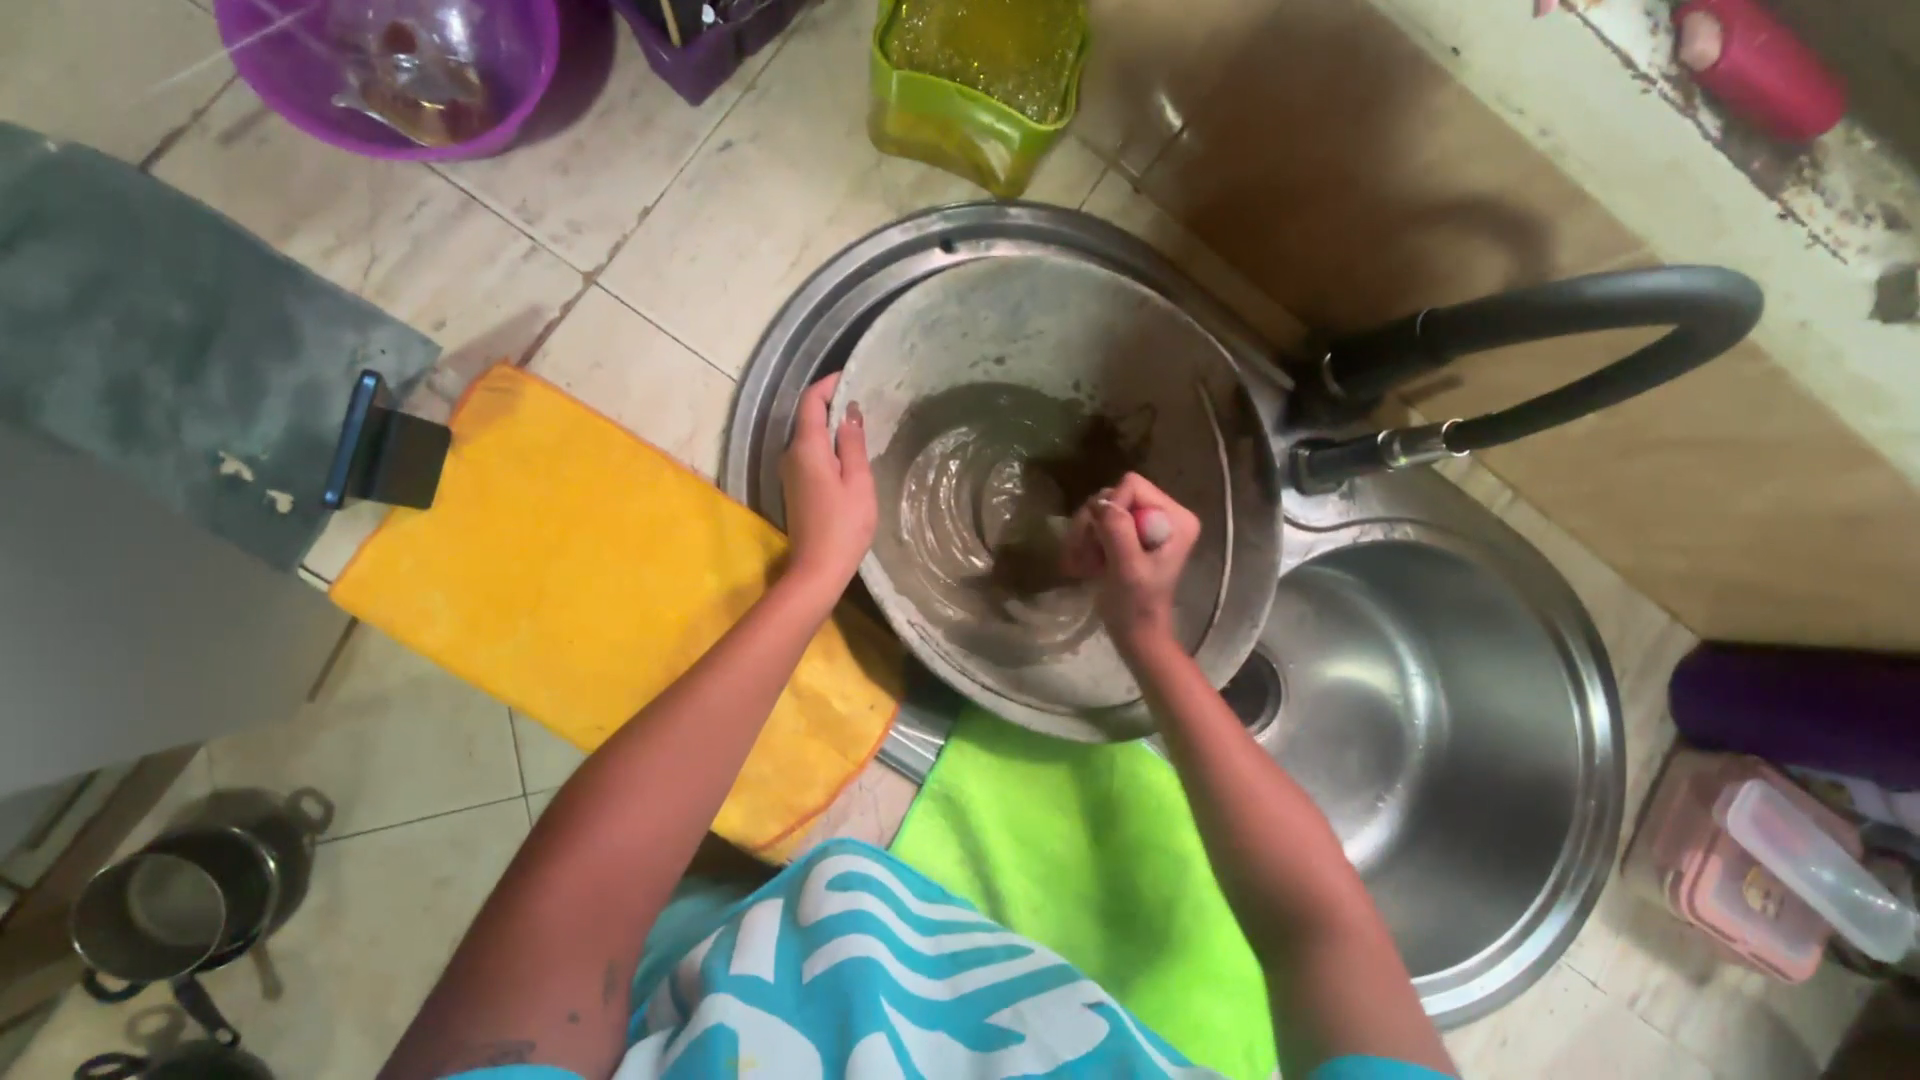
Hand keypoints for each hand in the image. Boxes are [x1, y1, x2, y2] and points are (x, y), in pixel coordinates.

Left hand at [780, 373, 875, 596]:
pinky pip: (810, 454)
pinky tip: (848, 454)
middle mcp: (791, 454)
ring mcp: (790, 472)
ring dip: (830, 426)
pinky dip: (827, 446)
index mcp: (807, 448)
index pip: (811, 402)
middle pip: (808, 418)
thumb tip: (850, 411)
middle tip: (863, 399)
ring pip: (809, 437)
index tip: (851, 376)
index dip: (828, 384)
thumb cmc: (844, 525)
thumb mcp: (858, 481)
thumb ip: (853, 443)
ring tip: (860, 424)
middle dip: (832, 404)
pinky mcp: (795, 487)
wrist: (818, 568)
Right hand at [1061, 472, 1199, 655]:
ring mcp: (1145, 524)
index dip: (1110, 509)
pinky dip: (1086, 543)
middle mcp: (1165, 513)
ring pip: (1101, 509)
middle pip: (1114, 495)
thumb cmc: (1137, 606)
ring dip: (1085, 536)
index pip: (1132, 486)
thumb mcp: (1128, 569)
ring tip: (1081, 563)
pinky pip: (1098, 523)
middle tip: (1082, 554)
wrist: (1136, 634)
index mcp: (1176, 518)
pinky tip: (1083, 565)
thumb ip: (1118, 532)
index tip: (1100, 540)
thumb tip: (1099, 502)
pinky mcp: (1130, 535)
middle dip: (1093, 524)